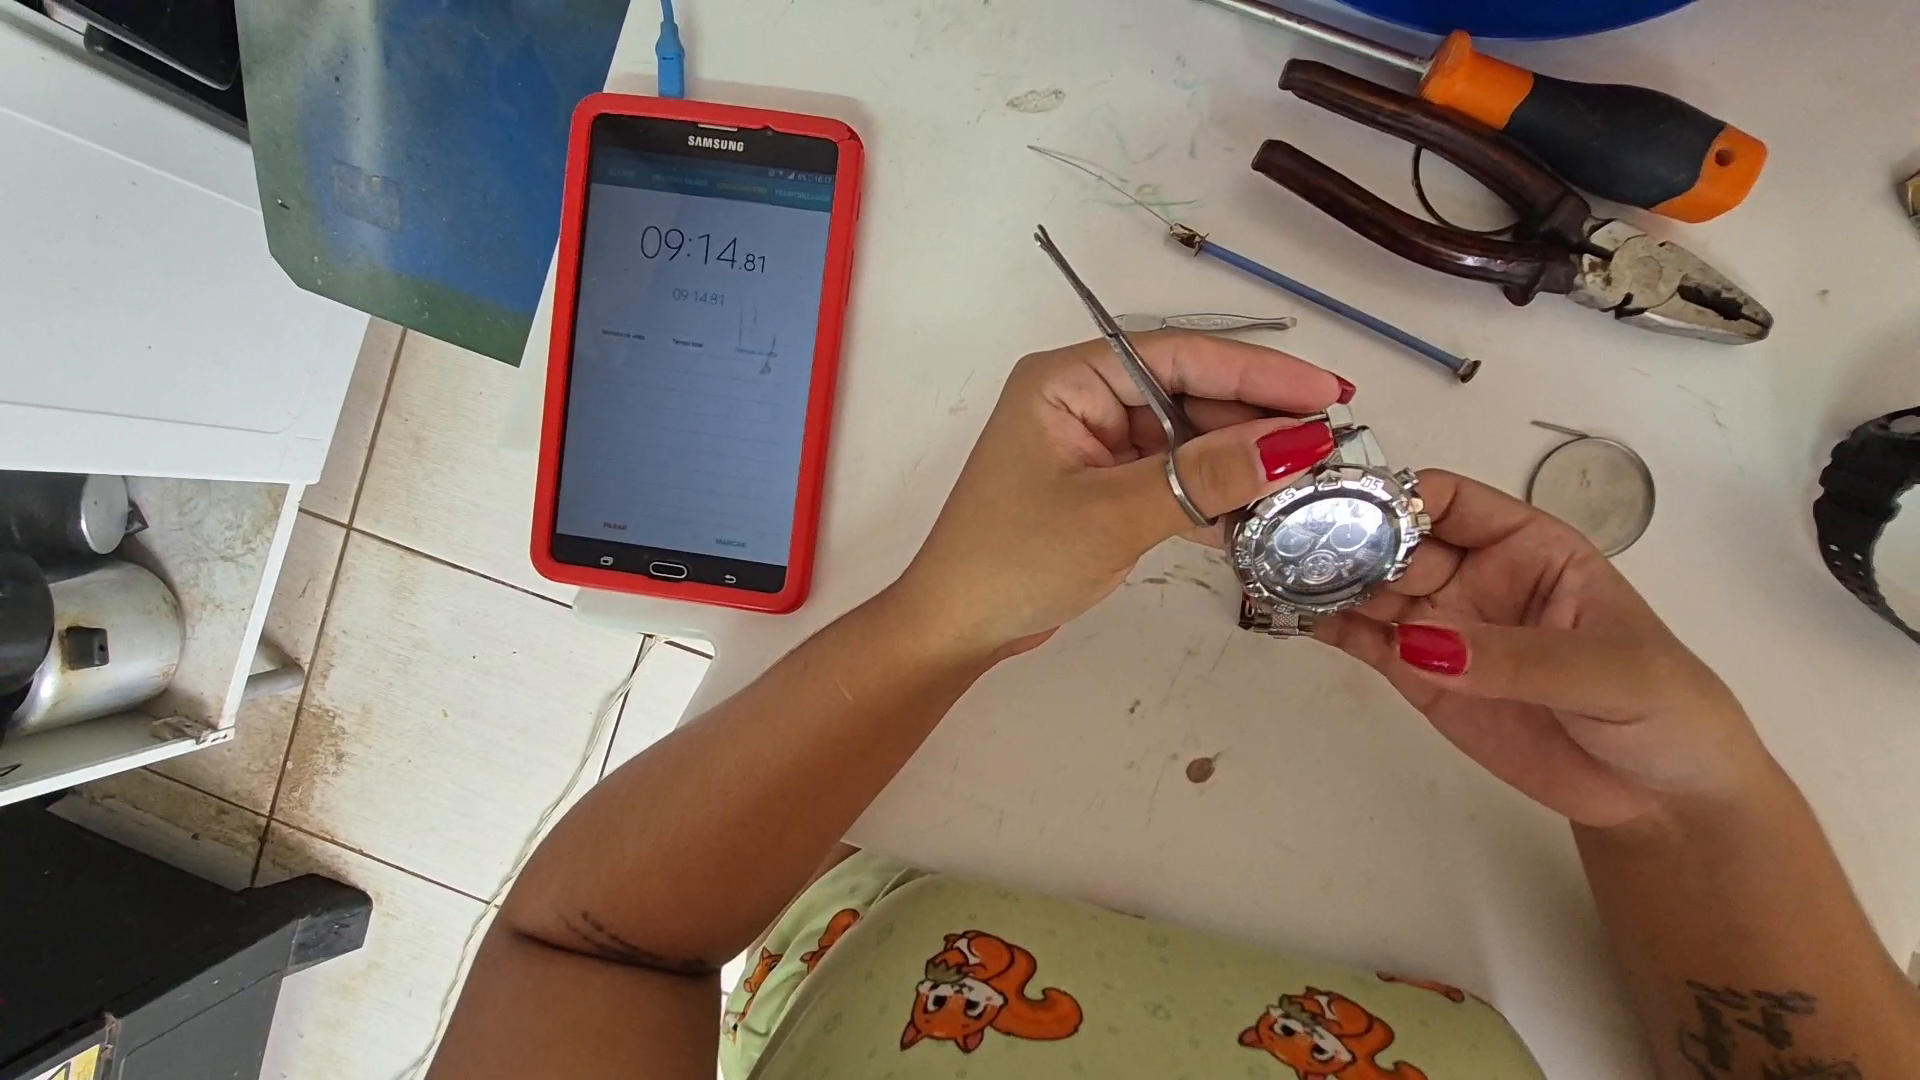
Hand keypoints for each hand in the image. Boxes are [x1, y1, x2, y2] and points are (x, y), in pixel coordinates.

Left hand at [891, 333, 1349, 657]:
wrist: (958, 627)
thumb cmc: (1017, 560)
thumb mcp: (1115, 513)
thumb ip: (1205, 475)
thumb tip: (1300, 443)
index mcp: (1067, 380)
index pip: (1177, 357)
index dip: (1258, 372)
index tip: (1329, 393)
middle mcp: (1081, 401)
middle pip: (1186, 395)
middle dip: (1255, 422)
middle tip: (1333, 443)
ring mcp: (1092, 446)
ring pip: (1183, 441)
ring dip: (1238, 464)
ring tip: (1309, 482)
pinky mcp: (1101, 488)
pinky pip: (1169, 478)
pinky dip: (1208, 497)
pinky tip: (1258, 514)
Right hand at [1314, 471, 1775, 827]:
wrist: (1656, 799)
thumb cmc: (1662, 711)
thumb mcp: (1611, 673)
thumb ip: (1518, 656)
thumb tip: (1421, 643)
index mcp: (1525, 548)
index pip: (1449, 502)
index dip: (1397, 496)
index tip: (1341, 502)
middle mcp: (1470, 575)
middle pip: (1392, 542)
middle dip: (1343, 537)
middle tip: (1284, 541)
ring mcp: (1437, 625)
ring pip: (1366, 587)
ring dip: (1321, 578)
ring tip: (1270, 573)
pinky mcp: (1413, 673)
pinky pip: (1360, 639)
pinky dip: (1323, 625)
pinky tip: (1287, 614)